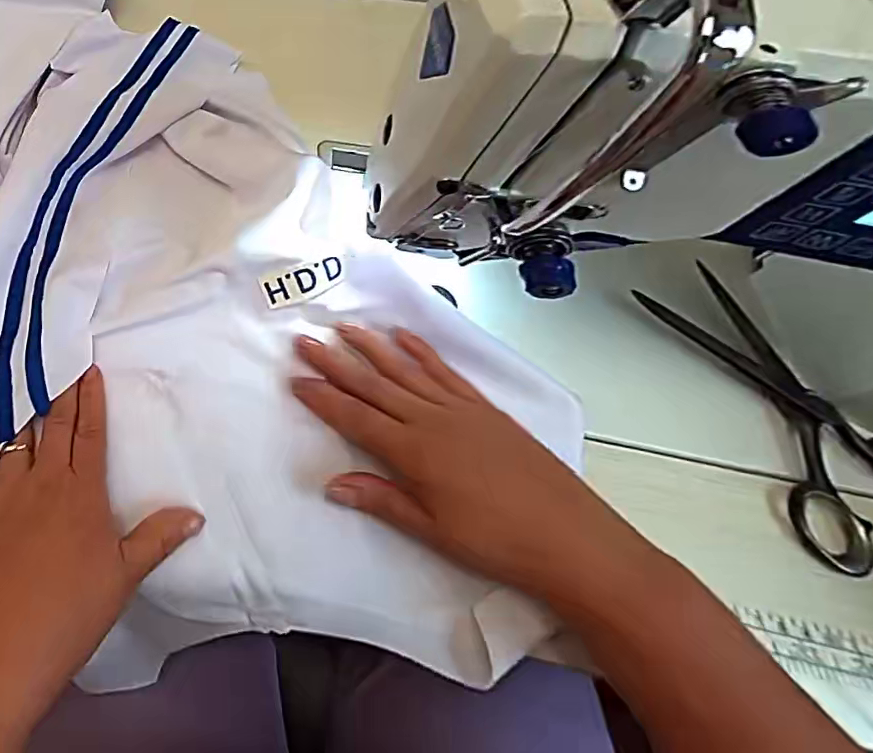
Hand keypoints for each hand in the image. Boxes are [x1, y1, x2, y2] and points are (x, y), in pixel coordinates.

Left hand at [0, 366, 204, 714]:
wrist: (2, 637)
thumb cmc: (71, 609)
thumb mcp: (123, 574)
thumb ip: (157, 538)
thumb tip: (194, 515)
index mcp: (81, 490)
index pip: (90, 433)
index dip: (91, 399)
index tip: (89, 372)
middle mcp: (44, 479)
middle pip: (56, 424)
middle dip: (64, 394)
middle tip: (66, 370)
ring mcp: (7, 488)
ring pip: (22, 437)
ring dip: (32, 416)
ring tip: (37, 398)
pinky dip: (3, 448)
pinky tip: (5, 445)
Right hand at [292, 324, 663, 606]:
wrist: (576, 543)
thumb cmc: (499, 543)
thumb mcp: (433, 530)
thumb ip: (381, 499)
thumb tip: (333, 485)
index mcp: (413, 452)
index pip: (354, 417)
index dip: (322, 397)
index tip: (296, 379)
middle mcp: (430, 421)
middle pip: (372, 385)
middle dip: (334, 362)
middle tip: (304, 341)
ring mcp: (460, 410)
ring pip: (405, 370)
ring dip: (371, 347)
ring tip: (344, 328)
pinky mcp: (485, 409)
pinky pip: (446, 373)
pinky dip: (423, 352)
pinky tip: (405, 338)